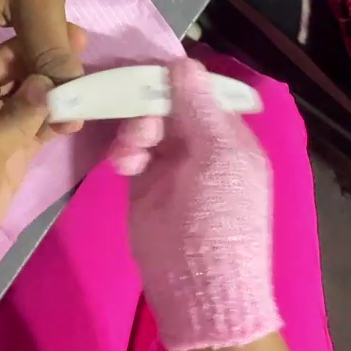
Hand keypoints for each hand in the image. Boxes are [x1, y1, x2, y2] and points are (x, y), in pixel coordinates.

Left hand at [0, 26, 86, 303]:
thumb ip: (14, 116)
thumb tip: (49, 79)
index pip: (2, 56)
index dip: (38, 43)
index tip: (79, 35)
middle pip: (17, 76)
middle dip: (50, 65)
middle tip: (93, 54)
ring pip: (28, 104)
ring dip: (56, 96)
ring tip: (95, 85)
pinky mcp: (3, 162)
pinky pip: (31, 132)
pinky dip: (52, 125)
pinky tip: (78, 119)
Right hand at [125, 59, 280, 350]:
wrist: (200, 289)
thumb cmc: (221, 221)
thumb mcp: (219, 158)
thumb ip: (198, 107)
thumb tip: (183, 61)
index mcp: (228, 135)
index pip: (198, 90)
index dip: (172, 79)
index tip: (142, 69)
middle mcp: (200, 143)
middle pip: (166, 103)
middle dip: (147, 106)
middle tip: (139, 127)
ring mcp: (170, 163)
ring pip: (144, 124)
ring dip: (133, 130)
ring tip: (129, 154)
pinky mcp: (144, 182)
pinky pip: (129, 150)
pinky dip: (124, 151)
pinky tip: (122, 165)